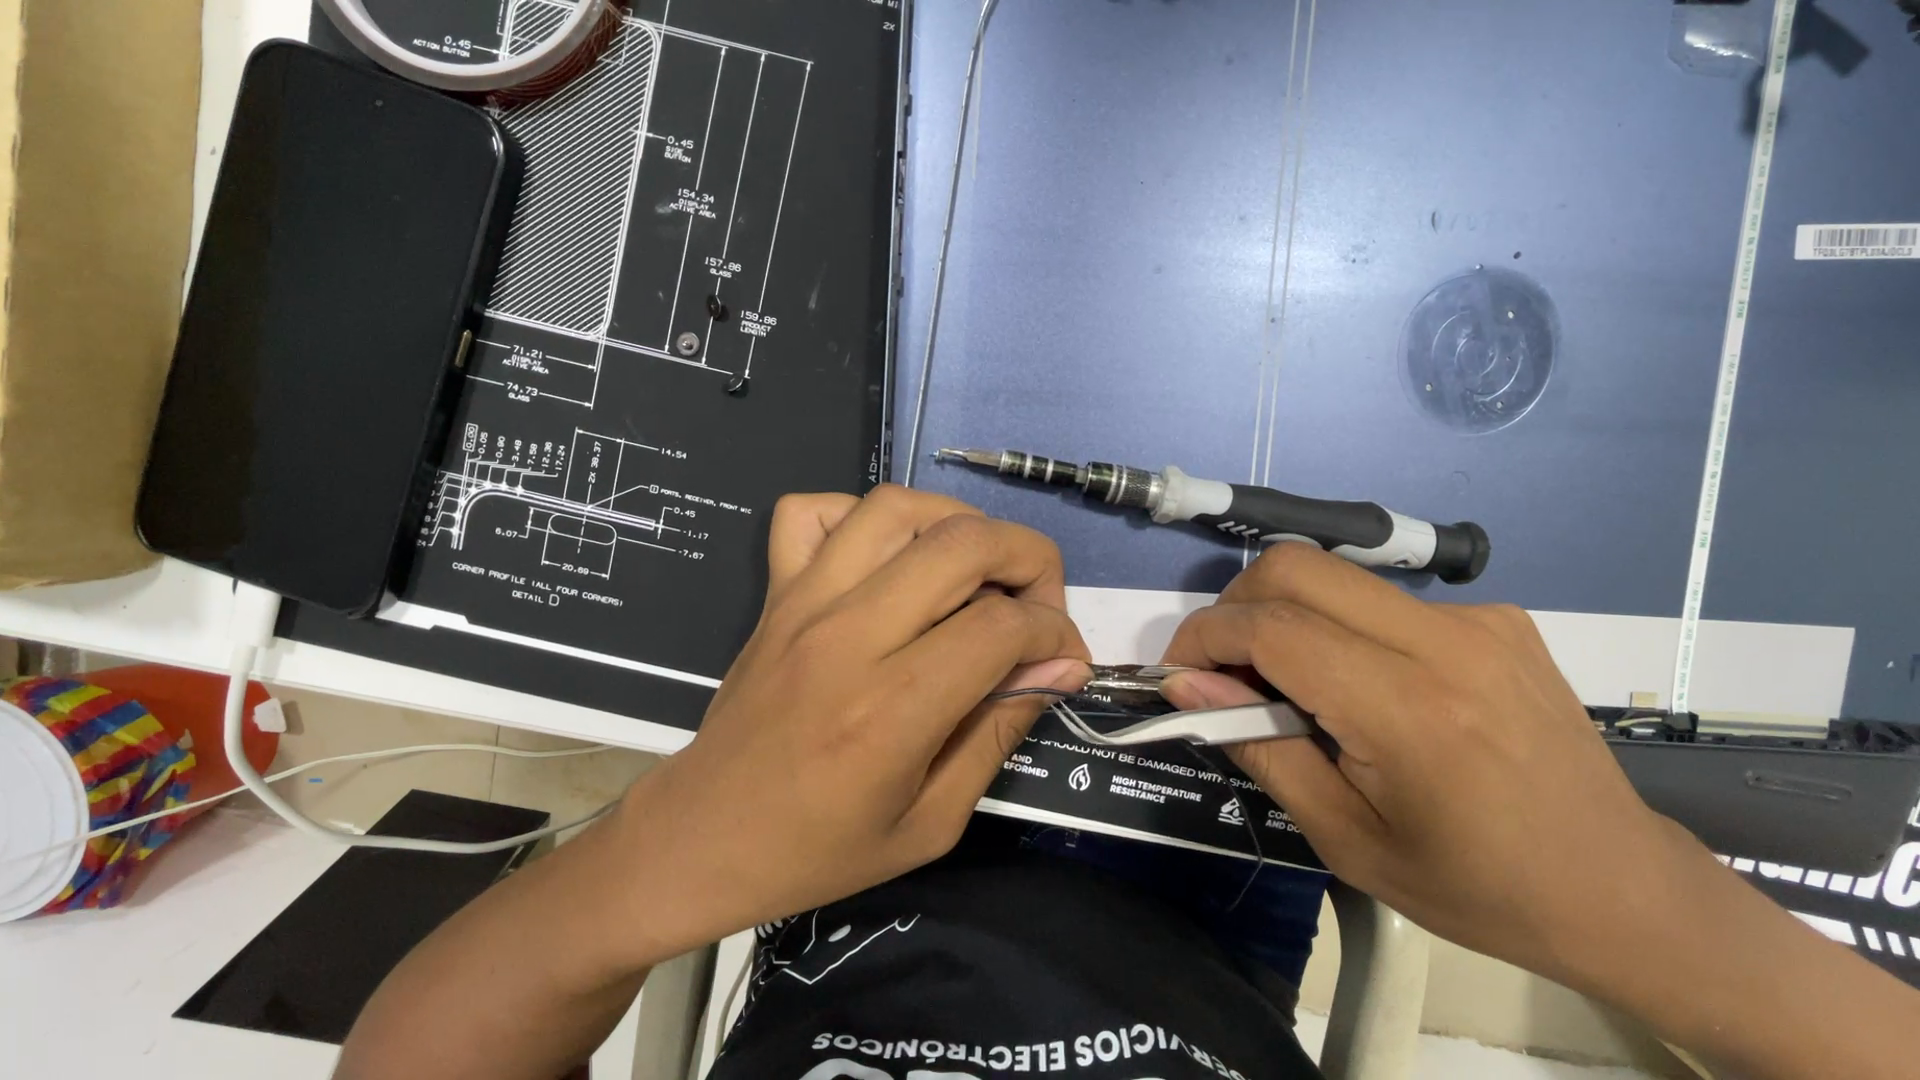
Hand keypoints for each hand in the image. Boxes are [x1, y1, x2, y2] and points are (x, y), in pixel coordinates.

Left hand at [615, 486, 1089, 957]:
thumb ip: (997, 732)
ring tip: (976, 570)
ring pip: (895, 508)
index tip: (1064, 659)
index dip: (1055, 633)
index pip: (1002, 625)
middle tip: (1038, 605)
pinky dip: (859, 515)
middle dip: (1029, 560)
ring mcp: (803, 603)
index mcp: (893, 708)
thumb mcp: (932, 822)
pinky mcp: (774, 593)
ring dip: (958, 523)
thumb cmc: (820, 849)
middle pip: (963, 544)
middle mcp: (849, 636)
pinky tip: (888, 558)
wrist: (704, 838)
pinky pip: (810, 512)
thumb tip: (1056, 666)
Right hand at [1157, 543, 1701, 978]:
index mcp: (1408, 708)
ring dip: (1285, 614)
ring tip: (1288, 686)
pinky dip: (1342, 627)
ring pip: (1337, 575)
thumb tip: (1187, 685)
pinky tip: (1361, 687)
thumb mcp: (1345, 838)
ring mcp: (1480, 620)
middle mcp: (1445, 641)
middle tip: (1223, 669)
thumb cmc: (1474, 886)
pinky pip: (1385, 599)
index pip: (1271, 627)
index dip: (1204, 638)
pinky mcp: (1499, 619)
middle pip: (1297, 567)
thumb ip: (1258, 748)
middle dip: (1234, 605)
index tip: (1179, 674)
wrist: (1620, 888)